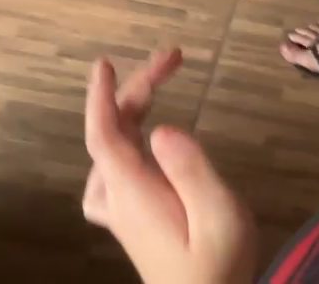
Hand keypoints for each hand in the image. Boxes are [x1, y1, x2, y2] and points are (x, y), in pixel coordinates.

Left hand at [83, 51, 256, 283]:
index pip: (105, 137)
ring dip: (133, 106)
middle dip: (138, 88)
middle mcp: (120, 198)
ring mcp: (123, 209)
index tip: (104, 63)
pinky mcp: (133, 215)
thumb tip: (162, 128)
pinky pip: (115, 164)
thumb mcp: (217, 213)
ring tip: (163, 79)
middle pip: (112, 133)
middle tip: (176, 57)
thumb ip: (190, 170)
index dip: (102, 98)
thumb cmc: (217, 263)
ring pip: (111, 147)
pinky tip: (139, 132)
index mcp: (136, 193)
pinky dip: (124, 133)